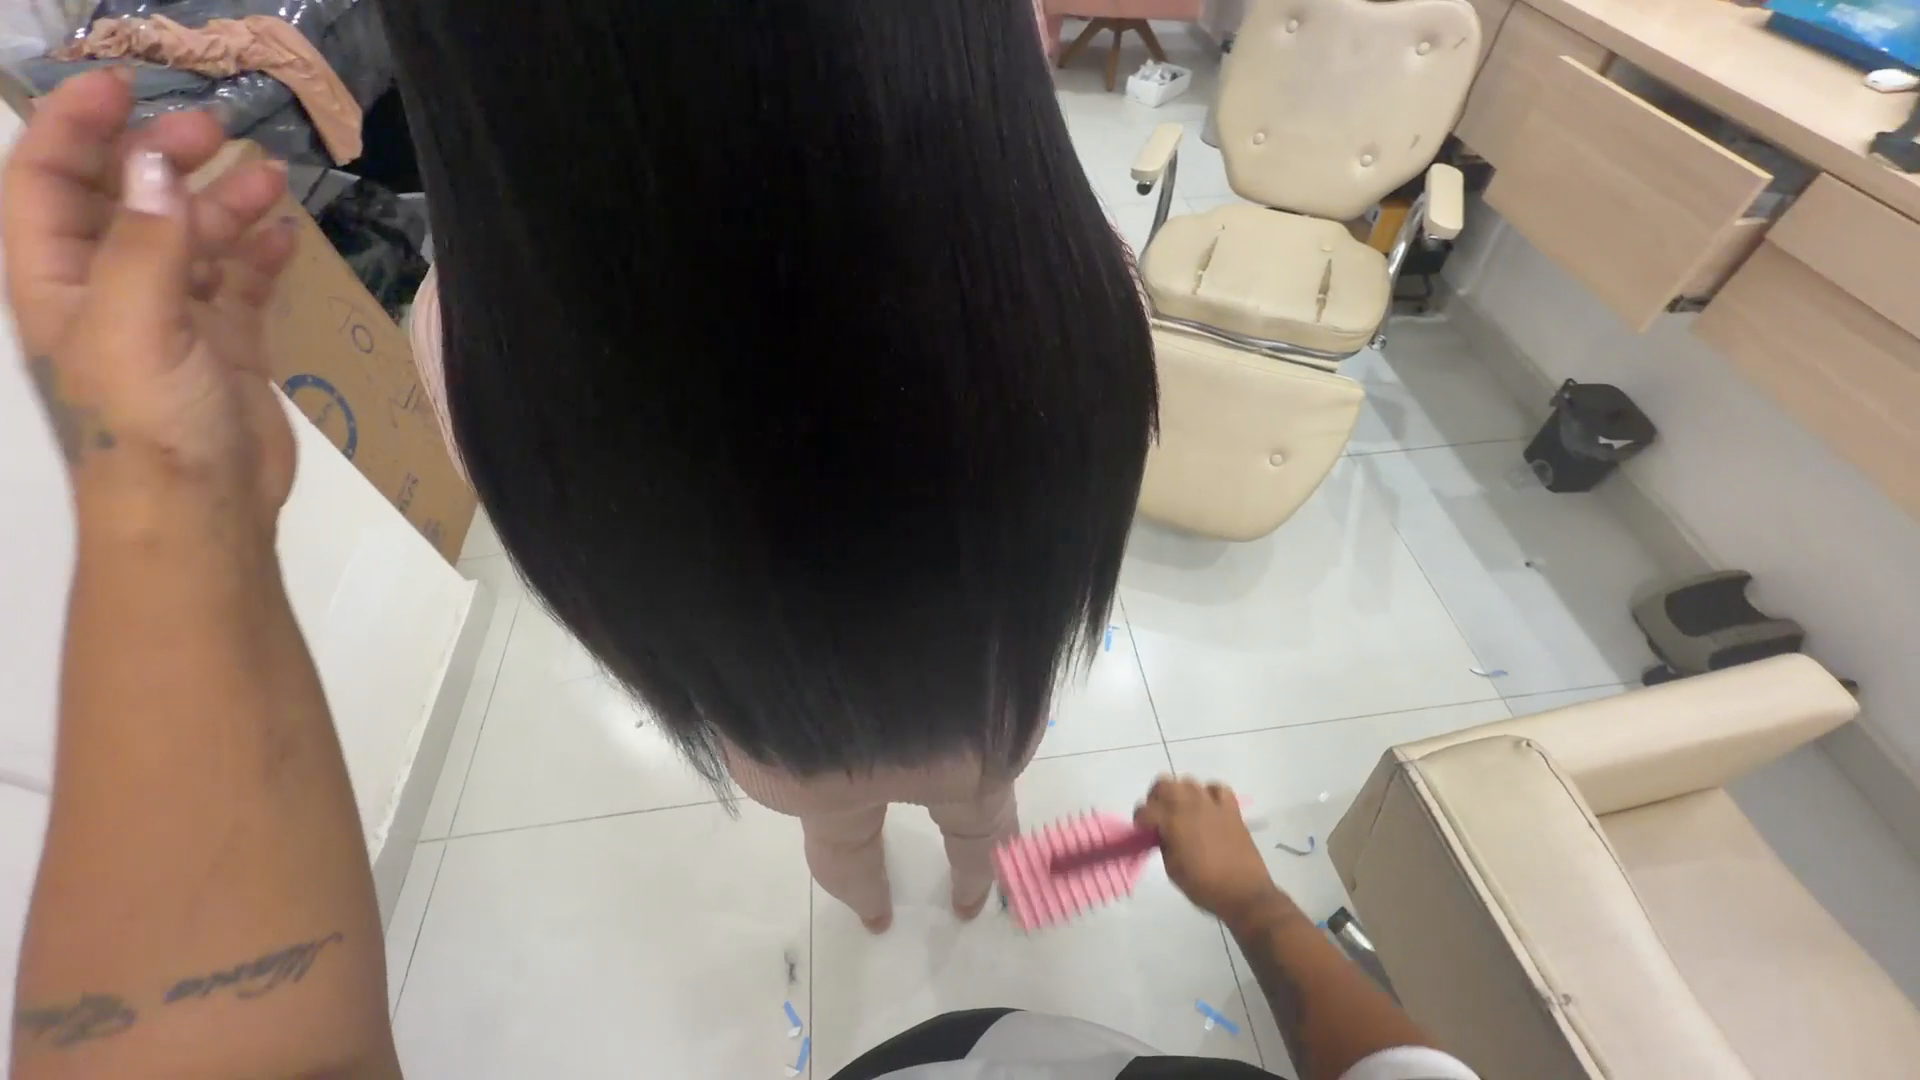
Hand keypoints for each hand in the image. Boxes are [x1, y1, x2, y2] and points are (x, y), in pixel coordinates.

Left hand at [4, 70, 299, 528]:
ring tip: (272, 174)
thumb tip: (157, 164)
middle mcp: (110, 287)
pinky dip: (261, 257)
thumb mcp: (132, 324)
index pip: (50, 179)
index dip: (78, 127)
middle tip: (219, 129)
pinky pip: (241, 285)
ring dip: (226, 204)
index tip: (125, 84)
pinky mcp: (229, 346)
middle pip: (130, 201)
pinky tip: (286, 235)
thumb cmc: (146, 417)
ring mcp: (175, 317)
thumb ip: (144, 244)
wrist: (201, 501)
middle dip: (165, 158)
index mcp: (56, 276)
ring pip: (195, 241)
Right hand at [1136, 776, 1282, 925]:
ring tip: (1182, 812)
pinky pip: (1217, 788)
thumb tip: (1161, 834)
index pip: (1145, 809)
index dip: (1139, 820)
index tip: (1142, 832)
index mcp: (1173, 822)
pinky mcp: (1231, 809)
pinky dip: (1209, 794)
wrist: (1245, 894)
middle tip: (1158, 817)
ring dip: (1180, 793)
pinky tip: (1207, 808)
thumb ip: (1163, 845)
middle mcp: (1190, 806)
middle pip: (1164, 783)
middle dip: (1156, 798)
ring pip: (1188, 781)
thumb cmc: (1204, 886)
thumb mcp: (1172, 870)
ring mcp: (1212, 805)